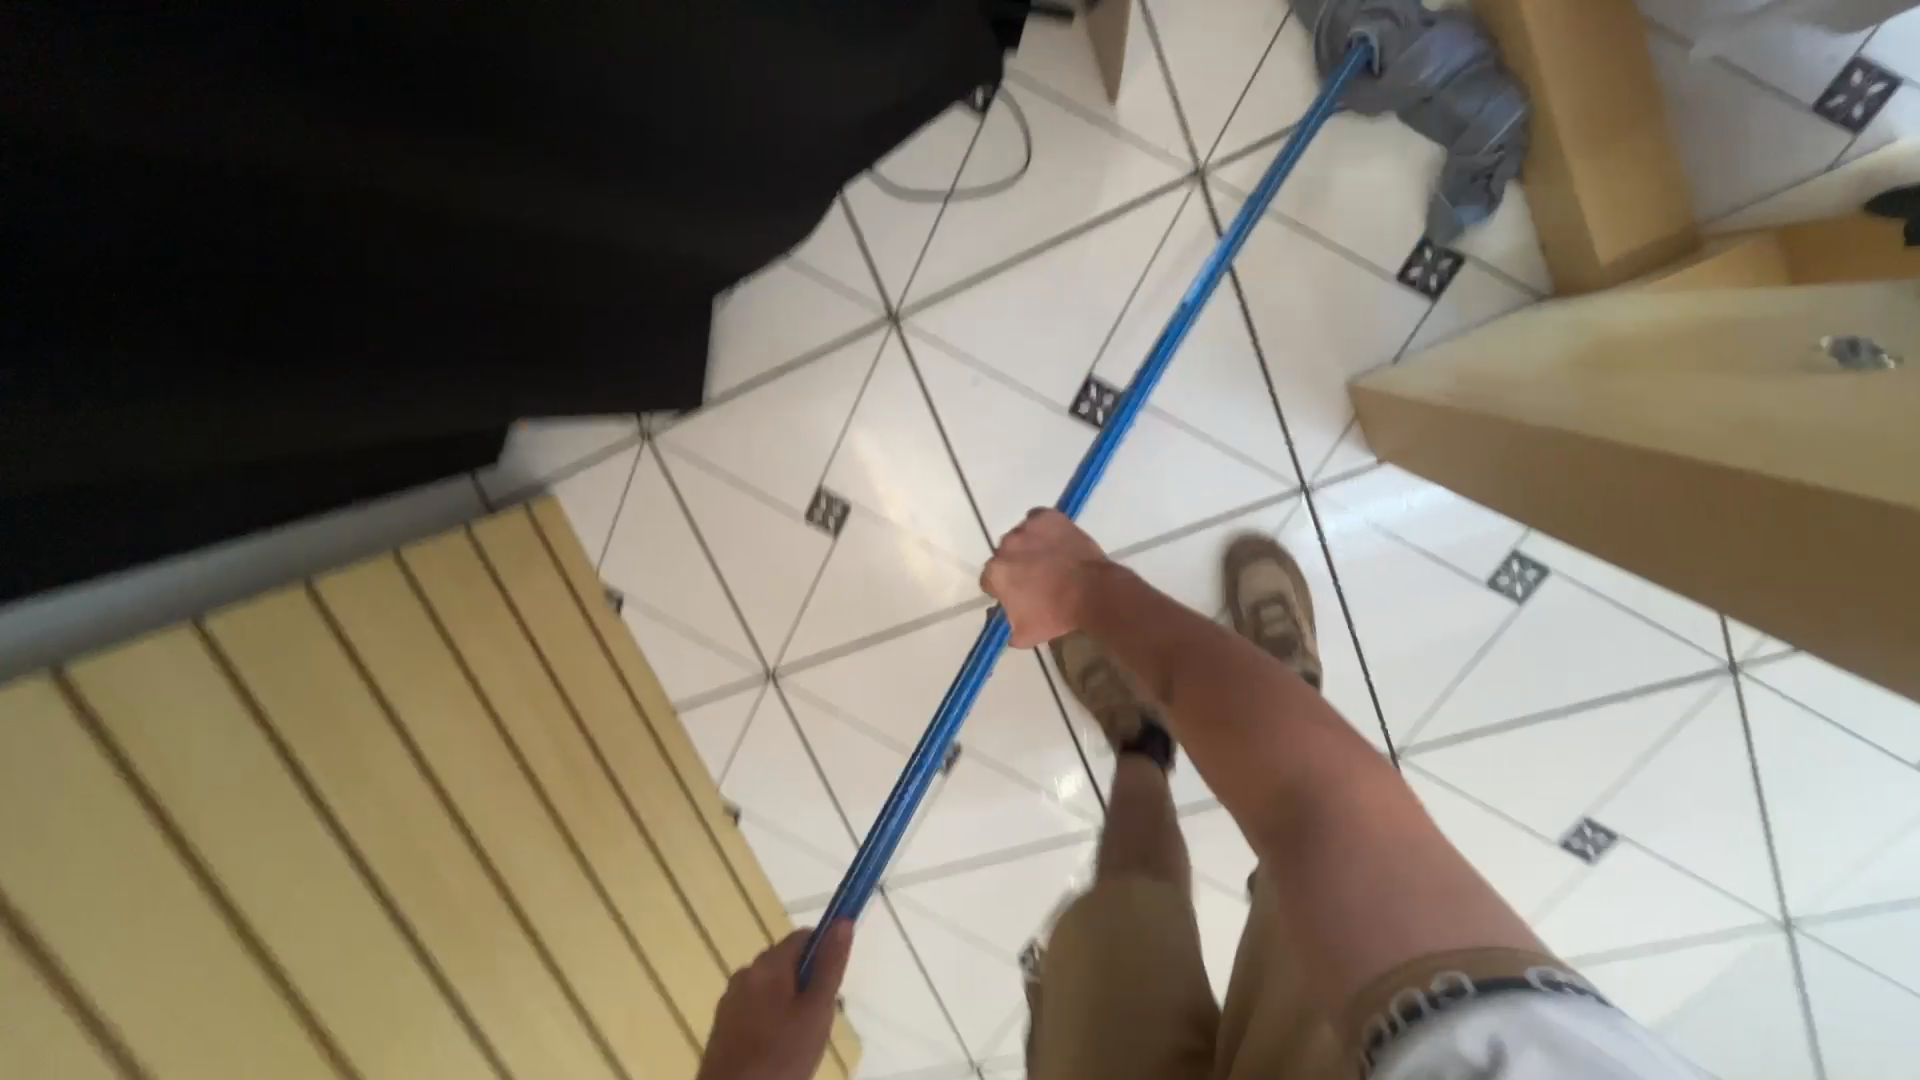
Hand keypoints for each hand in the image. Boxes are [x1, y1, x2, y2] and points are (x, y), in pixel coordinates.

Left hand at [698, 922, 853, 1079]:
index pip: (804, 936)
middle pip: (786, 962)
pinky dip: (768, 1019)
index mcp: (768, 964)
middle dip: (806, 982)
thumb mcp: (817, 1011)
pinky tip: (775, 1049)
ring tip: (798, 1039)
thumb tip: (843, 920)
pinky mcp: (722, 1025)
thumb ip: (830, 965)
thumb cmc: (781, 1057)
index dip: (823, 954)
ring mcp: (730, 999)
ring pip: (771, 987)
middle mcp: (745, 973)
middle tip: (817, 1018)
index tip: (831, 986)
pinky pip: (754, 1008)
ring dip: (787, 1002)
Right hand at [981, 509, 1111, 648]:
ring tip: (1050, 558)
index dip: (1003, 588)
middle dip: (1016, 565)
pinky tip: (1055, 540)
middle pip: (1004, 556)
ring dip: (1029, 546)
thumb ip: (1005, 626)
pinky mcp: (1047, 517)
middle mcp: (1005, 547)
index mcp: (995, 573)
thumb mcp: (1024, 635)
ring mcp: (1026, 528)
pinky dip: (1043, 528)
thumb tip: (1002, 619)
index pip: (989, 580)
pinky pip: (1038, 519)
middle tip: (1036, 577)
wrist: (1093, 593)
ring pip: (1021, 536)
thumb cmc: (1056, 615)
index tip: (1017, 594)